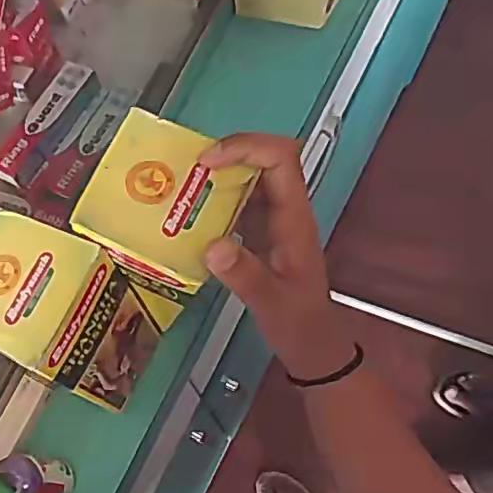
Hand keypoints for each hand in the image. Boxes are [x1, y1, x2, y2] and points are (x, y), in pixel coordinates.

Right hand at [199, 134, 357, 379]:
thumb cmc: (299, 324)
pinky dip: (212, 201)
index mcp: (293, 219)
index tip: (208, 162)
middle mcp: (284, 211)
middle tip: (186, 170)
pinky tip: (187, 215)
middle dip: (226, 155)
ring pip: (249, 179)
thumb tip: (213, 245)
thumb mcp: (271, 304)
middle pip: (264, 159)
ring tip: (180, 186)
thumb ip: (245, 276)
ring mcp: (272, 220)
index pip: (281, 159)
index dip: (246, 148)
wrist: (312, 344)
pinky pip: (236, 203)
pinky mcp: (258, 233)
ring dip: (216, 176)